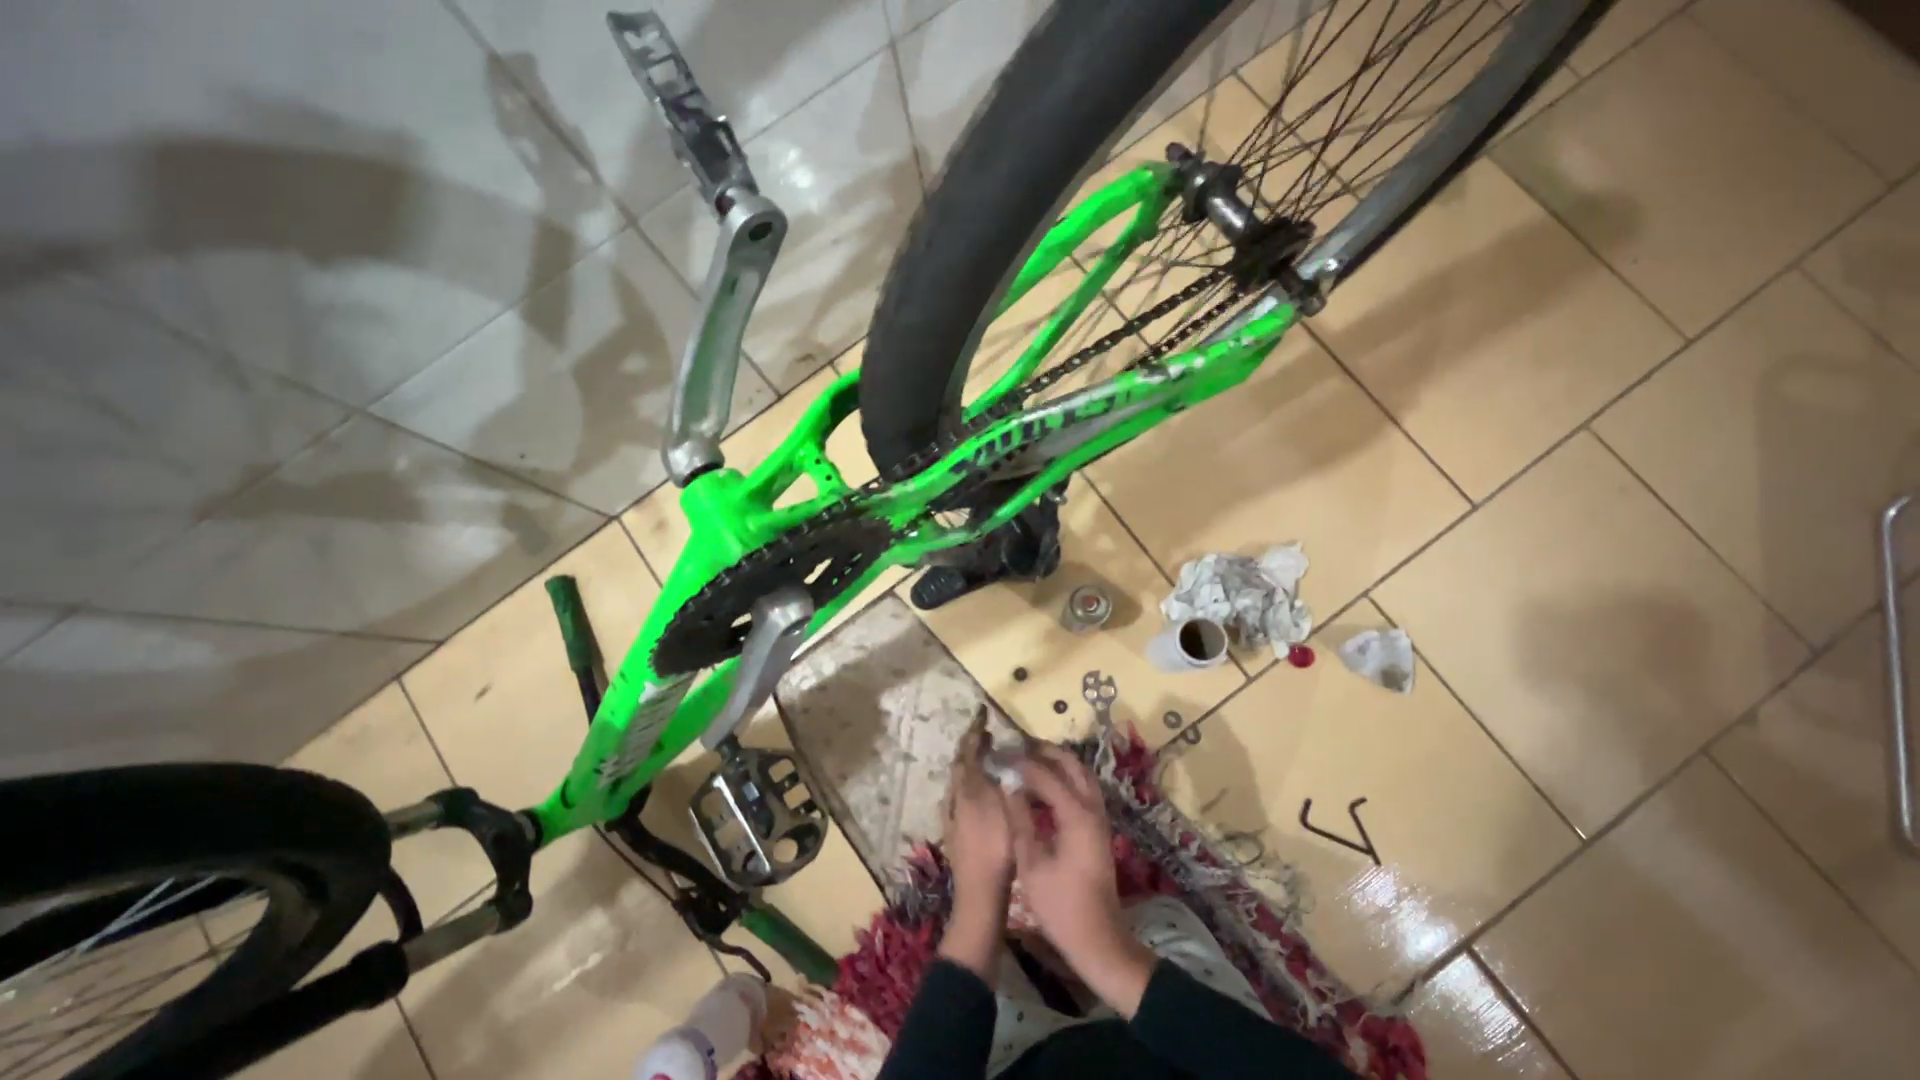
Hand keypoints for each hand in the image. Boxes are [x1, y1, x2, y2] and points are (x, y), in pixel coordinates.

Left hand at [937, 711, 1013, 980]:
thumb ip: (997, 779)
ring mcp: (952, 817)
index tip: (983, 714)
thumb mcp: (1002, 809)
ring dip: (972, 765)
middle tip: (988, 733)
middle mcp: (954, 798)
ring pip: (960, 781)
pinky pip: (962, 796)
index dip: (975, 731)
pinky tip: (985, 792)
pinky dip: (973, 784)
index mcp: (965, 788)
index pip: (967, 751)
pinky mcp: (956, 832)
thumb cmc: (996, 850)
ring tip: (989, 757)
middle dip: (972, 746)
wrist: (979, 894)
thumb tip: (994, 754)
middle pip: (960, 764)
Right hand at [1007, 745, 1155, 1016]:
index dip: (1020, 763)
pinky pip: (1083, 792)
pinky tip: (1043, 791)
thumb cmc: (1060, 905)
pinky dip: (1065, 781)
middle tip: (1017, 748)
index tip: (998, 756)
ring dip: (1058, 765)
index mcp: (1076, 816)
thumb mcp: (1031, 864)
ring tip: (1027, 762)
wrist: (1097, 938)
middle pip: (1072, 766)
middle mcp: (1093, 810)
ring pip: (1081, 777)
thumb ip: (1020, 821)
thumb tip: (1008, 788)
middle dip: (1046, 753)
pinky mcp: (1098, 832)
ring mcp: (1099, 821)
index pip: (1046, 775)